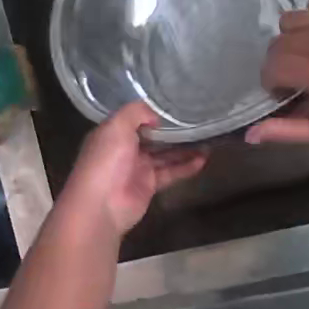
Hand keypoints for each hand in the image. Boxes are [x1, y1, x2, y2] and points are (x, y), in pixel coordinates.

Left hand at [61, 102, 206, 236]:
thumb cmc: (106, 160)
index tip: (175, 104)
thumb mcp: (117, 126)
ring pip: (164, 154)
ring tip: (207, 138)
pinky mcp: (149, 185)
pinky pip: (170, 172)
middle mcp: (124, 148)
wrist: (102, 204)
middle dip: (172, 130)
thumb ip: (136, 113)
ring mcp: (137, 167)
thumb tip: (156, 116)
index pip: (134, 118)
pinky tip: (204, 159)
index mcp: (112, 133)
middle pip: (152, 136)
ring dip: (184, 148)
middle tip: (197, 119)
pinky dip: (186, 166)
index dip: (152, 112)